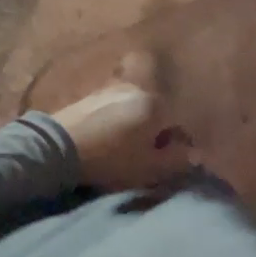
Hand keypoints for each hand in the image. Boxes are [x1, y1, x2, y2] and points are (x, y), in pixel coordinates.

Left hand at [49, 81, 193, 191]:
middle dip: (158, 133)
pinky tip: (109, 137)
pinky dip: (120, 120)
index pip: (180, 124)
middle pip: (159, 113)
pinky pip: (118, 107)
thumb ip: (176, 159)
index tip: (169, 162)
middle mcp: (140, 89)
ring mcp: (116, 88)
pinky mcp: (95, 93)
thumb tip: (195, 153)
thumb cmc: (110, 159)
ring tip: (126, 148)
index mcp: (157, 105)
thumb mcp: (148, 168)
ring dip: (138, 126)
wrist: (60, 147)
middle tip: (147, 156)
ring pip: (138, 109)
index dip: (178, 146)